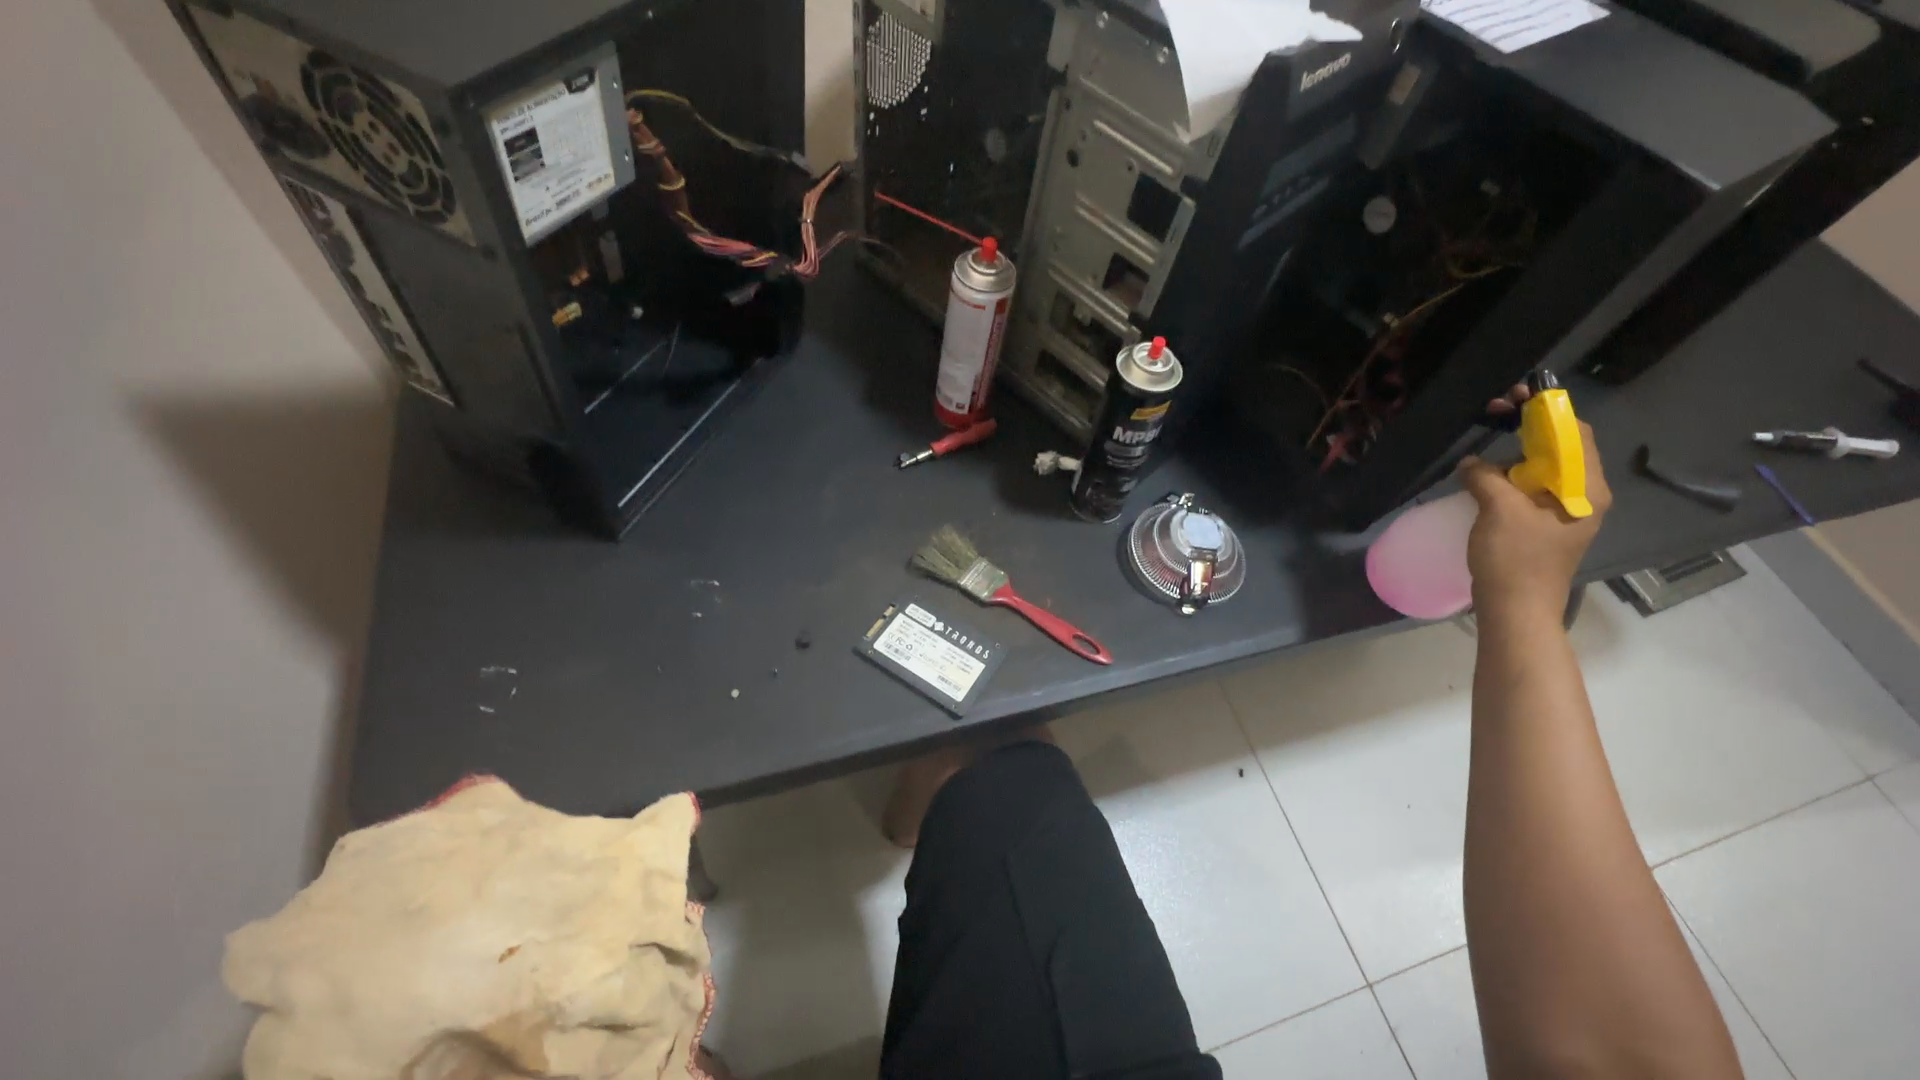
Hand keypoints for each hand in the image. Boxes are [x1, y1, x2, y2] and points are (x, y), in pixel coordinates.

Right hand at [1458, 420, 1611, 615]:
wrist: (1516, 611)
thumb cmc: (1516, 561)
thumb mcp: (1500, 511)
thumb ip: (1487, 477)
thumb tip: (1472, 463)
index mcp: (1586, 489)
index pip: (1575, 433)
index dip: (1547, 410)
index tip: (1515, 397)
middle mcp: (1582, 496)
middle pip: (1560, 447)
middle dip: (1529, 425)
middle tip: (1494, 410)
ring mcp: (1563, 512)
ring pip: (1542, 467)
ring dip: (1515, 450)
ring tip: (1485, 440)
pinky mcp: (1542, 525)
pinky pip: (1529, 488)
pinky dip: (1509, 474)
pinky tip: (1484, 476)